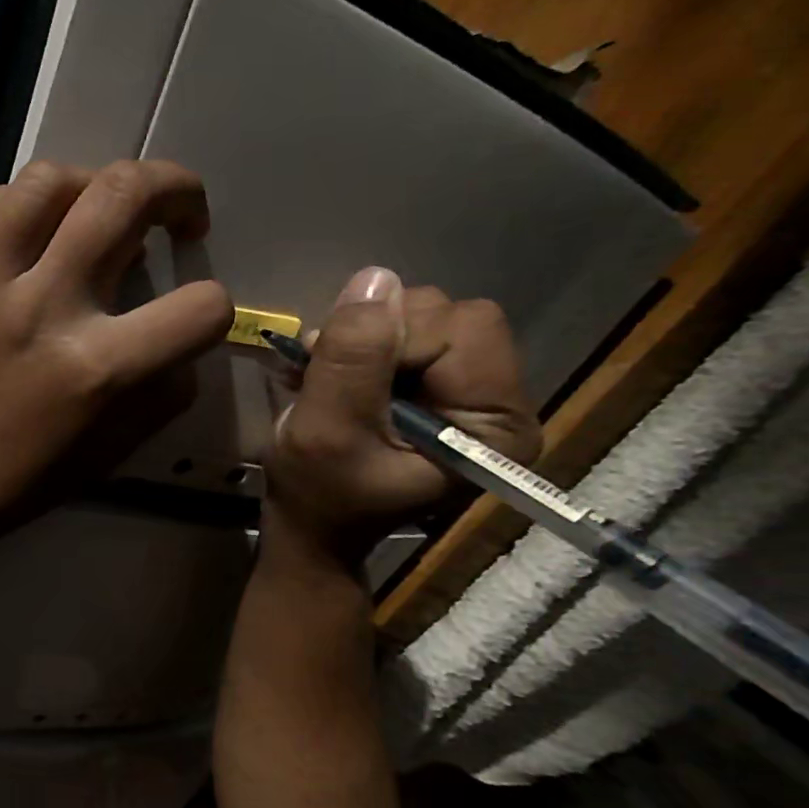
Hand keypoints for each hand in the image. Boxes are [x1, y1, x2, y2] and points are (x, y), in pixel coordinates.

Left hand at [0, 160, 233, 556]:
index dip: (216, 306)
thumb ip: (166, 385)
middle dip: (174, 188)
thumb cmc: (29, 475)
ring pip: (44, 183)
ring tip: (96, 209)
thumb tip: (180, 333)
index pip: (199, 306)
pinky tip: (30, 226)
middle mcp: (45, 308)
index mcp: (99, 367)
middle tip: (178, 212)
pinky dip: (16, 202)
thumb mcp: (119, 446)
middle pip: (122, 196)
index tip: (195, 313)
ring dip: (89, 181)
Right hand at [263, 267, 541, 564]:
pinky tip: (328, 373)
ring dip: (359, 339)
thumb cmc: (320, 495)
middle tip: (327, 374)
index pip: (461, 328)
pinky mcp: (435, 388)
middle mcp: (496, 402)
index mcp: (495, 426)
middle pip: (448, 316)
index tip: (340, 383)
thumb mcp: (326, 431)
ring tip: (321, 376)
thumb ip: (352, 360)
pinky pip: (404, 333)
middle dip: (376, 337)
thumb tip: (375, 278)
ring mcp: (465, 393)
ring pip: (421, 317)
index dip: (393, 342)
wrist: (312, 529)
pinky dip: (357, 346)